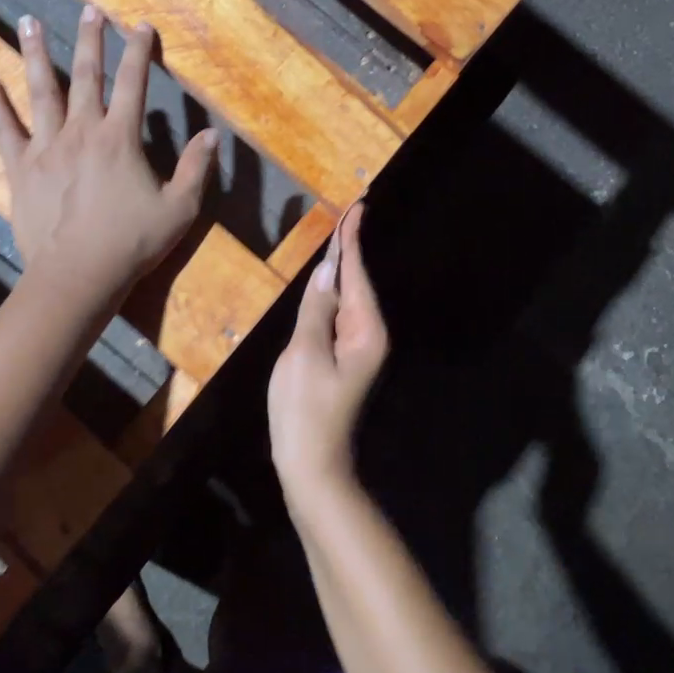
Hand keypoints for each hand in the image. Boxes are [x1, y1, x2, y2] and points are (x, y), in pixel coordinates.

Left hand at [0, 4, 217, 297]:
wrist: (78, 274)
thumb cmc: (132, 242)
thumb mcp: (179, 208)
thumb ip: (196, 169)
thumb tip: (211, 134)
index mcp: (120, 139)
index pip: (133, 84)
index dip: (139, 52)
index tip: (140, 26)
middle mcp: (82, 132)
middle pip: (86, 76)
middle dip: (90, 40)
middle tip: (88, 10)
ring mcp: (46, 147)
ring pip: (41, 91)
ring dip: (36, 54)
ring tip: (29, 21)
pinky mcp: (21, 169)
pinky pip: (5, 130)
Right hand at [268, 203, 388, 489]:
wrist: (313, 465)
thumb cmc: (305, 411)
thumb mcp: (305, 354)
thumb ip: (316, 308)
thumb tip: (326, 271)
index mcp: (365, 330)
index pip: (356, 274)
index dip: (351, 240)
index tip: (357, 207)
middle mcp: (369, 336)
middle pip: (356, 283)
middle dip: (349, 249)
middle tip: (347, 213)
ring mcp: (358, 350)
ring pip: (347, 299)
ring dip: (340, 270)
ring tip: (336, 237)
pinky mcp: (344, 361)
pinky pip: (338, 317)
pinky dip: (330, 295)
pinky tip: (324, 284)